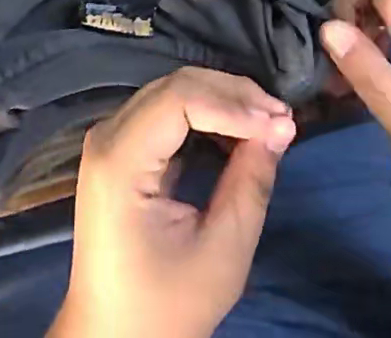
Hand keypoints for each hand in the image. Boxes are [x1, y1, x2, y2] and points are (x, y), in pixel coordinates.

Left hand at [51, 68, 296, 337]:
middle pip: (177, 86)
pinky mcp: (121, 146)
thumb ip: (252, 181)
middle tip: (281, 118)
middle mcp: (108, 135)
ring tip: (268, 122)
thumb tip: (283, 126)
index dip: (234, 103)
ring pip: (174, 91)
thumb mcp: (222, 252)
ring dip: (224, 100)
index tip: (279, 123)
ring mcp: (110, 137)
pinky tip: (238, 130)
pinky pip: (167, 109)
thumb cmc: (165, 305)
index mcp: (120, 161)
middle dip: (234, 96)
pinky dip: (207, 113)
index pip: (180, 99)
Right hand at [323, 0, 390, 241]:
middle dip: (360, 6)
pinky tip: (349, 79)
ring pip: (386, 2)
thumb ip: (370, 74)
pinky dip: (364, 47)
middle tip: (343, 51)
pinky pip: (388, 29)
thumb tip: (326, 26)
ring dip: (358, 28)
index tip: (360, 39)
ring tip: (342, 73)